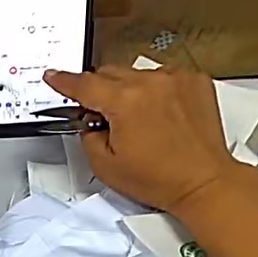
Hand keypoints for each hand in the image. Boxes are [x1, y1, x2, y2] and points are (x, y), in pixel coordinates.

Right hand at [43, 66, 242, 212]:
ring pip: (136, 74)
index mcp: (124, 102)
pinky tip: (160, 116)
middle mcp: (151, 83)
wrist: (204, 183)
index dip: (63, 81)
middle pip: (109, 73)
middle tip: (104, 119)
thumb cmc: (162, 178)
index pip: (83, 84)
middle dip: (100, 92)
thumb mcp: (105, 166)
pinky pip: (163, 77)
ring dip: (129, 92)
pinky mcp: (195, 82)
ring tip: (140, 122)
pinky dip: (156, 91)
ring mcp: (176, 79)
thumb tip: (89, 121)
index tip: (54, 77)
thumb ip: (87, 136)